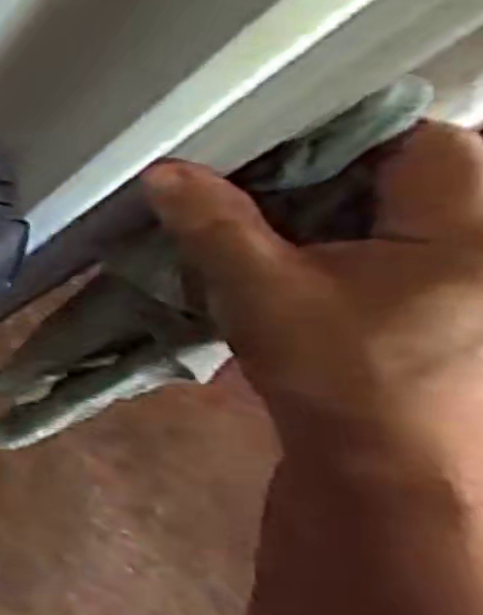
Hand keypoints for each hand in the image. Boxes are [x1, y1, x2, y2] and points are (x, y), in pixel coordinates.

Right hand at [142, 122, 482, 469]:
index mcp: (474, 231)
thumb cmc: (341, 376)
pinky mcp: (458, 312)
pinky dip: (346, 243)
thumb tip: (163, 170)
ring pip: (404, 211)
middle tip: (248, 188)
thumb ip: (213, 222)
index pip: (423, 138)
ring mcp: (478, 285)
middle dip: (326, 175)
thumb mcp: (261, 290)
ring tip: (259, 225)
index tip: (264, 152)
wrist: (396, 479)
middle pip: (413, 171)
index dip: (338, 135)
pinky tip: (294, 263)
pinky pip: (403, 249)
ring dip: (331, 210)